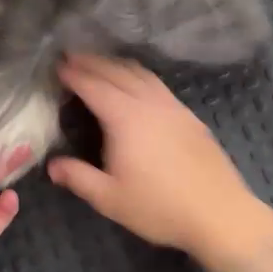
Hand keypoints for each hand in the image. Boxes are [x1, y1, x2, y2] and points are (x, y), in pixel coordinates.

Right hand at [48, 54, 272, 265]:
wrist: (220, 213)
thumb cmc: (160, 208)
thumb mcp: (111, 199)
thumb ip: (79, 178)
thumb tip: (52, 166)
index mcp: (126, 118)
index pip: (94, 86)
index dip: (74, 74)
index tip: (57, 65)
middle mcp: (149, 103)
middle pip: (117, 72)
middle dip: (92, 62)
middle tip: (71, 57)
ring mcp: (173, 107)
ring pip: (141, 73)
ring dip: (116, 64)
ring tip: (100, 64)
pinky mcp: (189, 115)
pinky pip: (157, 83)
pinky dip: (138, 75)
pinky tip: (136, 85)